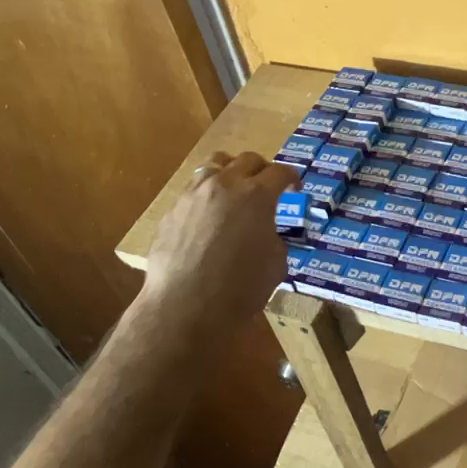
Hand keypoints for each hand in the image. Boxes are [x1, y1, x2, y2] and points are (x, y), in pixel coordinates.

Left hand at [133, 151, 298, 340]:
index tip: (294, 188)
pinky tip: (208, 219)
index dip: (292, 178)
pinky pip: (193, 192)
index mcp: (257, 196)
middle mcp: (224, 185)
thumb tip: (266, 235)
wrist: (185, 307)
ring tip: (234, 192)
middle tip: (267, 188)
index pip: (280, 172)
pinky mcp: (171, 212)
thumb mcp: (276, 265)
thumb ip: (275, 239)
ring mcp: (193, 195)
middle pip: (247, 160)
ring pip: (214, 166)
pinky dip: (207, 197)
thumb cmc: (240, 289)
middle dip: (262, 170)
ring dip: (230, 173)